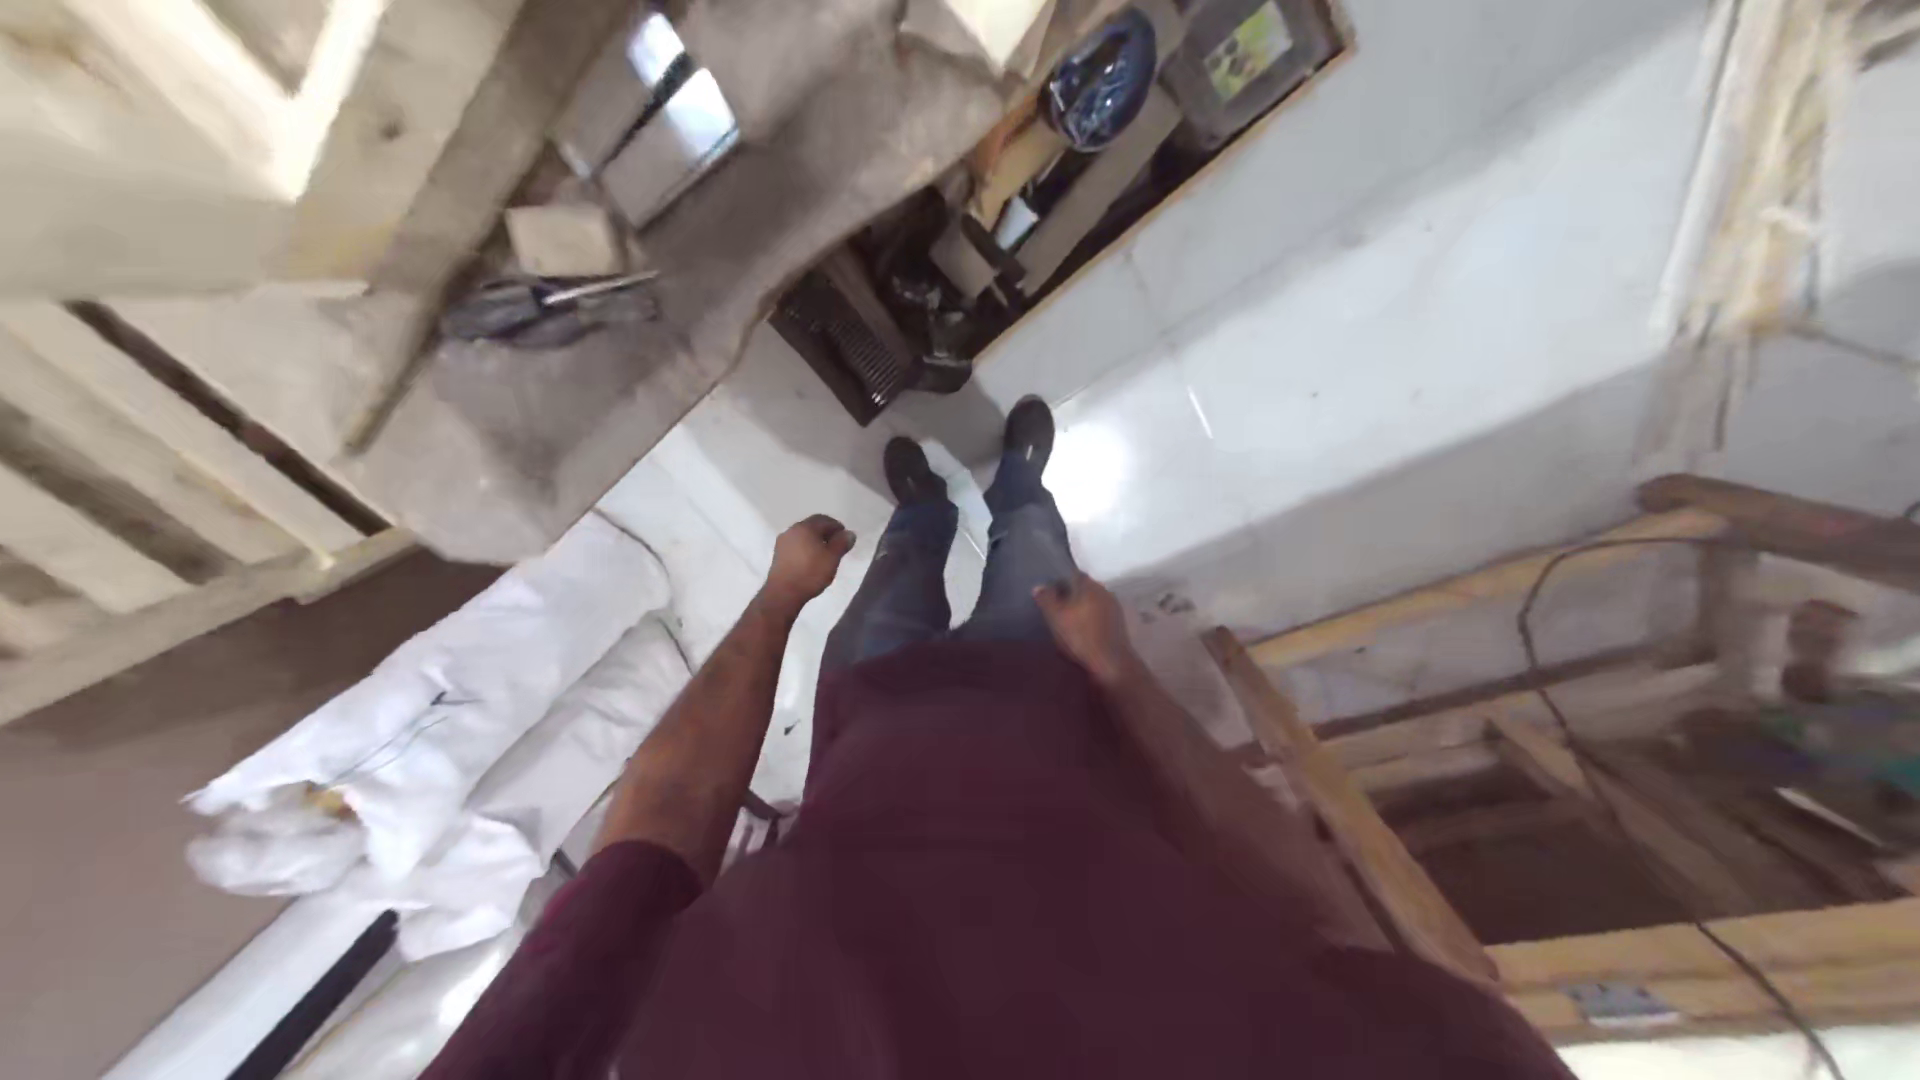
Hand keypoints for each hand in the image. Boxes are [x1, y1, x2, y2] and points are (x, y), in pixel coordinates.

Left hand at [763, 514, 855, 609]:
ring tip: (824, 553)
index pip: (824, 519)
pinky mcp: (778, 553)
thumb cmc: (810, 573)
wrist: (783, 592)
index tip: (845, 537)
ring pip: (803, 535)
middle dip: (826, 531)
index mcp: (806, 527)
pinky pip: (796, 544)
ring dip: (815, 539)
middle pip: (812, 525)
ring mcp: (783, 541)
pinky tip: (811, 559)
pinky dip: (805, 547)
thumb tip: (849, 533)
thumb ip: (842, 543)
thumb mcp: (832, 558)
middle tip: (836, 544)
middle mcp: (792, 529)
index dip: (837, 526)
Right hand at [1034, 572, 1142, 687]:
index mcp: (1090, 586)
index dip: (1060, 581)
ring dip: (1082, 608)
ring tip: (1068, 621)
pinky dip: (1090, 620)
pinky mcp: (1118, 625)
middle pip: (1084, 589)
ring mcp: (1114, 609)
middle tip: (1056, 607)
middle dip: (1071, 595)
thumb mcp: (1055, 617)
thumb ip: (1046, 599)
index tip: (1049, 592)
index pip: (1074, 574)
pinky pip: (1100, 616)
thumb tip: (1039, 586)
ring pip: (1093, 603)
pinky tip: (1082, 632)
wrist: (1111, 664)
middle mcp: (1105, 592)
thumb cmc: (1080, 636)